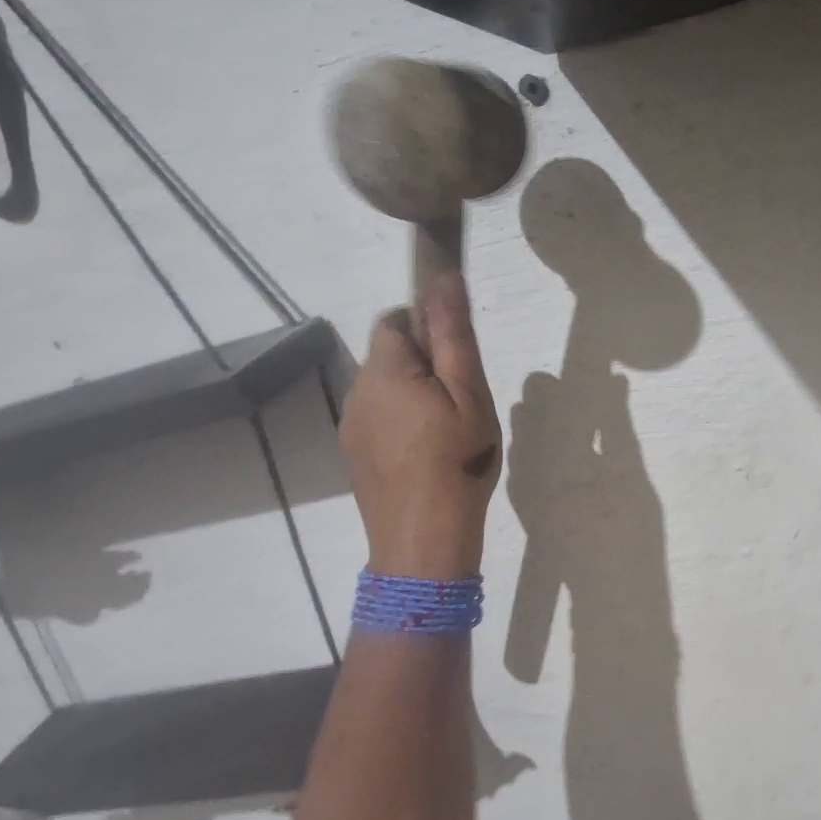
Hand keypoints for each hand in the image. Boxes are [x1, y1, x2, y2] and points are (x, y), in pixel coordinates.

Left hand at [342, 274, 500, 579]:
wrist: (423, 541)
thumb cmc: (457, 464)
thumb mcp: (469, 397)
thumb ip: (454, 337)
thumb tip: (444, 277)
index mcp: (386, 370)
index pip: (396, 320)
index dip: (427, 330)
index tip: (458, 365)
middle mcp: (357, 391)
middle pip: (389, 357)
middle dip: (423, 367)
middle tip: (461, 405)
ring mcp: (351, 427)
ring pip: (383, 392)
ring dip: (411, 399)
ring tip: (445, 436)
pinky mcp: (354, 456)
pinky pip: (377, 422)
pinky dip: (400, 427)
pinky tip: (424, 459)